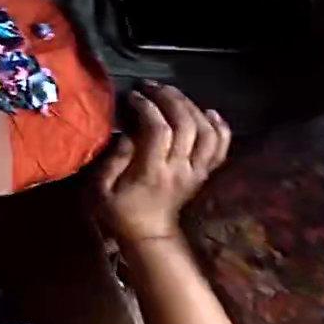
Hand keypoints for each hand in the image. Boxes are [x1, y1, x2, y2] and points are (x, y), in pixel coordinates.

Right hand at [93, 83, 231, 244]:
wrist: (149, 236)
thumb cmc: (120, 211)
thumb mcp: (102, 190)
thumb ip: (113, 160)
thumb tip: (127, 134)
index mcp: (153, 172)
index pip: (159, 131)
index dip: (147, 107)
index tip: (133, 96)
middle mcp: (180, 169)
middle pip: (186, 125)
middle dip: (170, 99)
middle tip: (152, 86)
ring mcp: (196, 171)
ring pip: (206, 132)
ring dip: (191, 107)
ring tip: (173, 94)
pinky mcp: (204, 173)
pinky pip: (221, 148)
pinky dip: (219, 127)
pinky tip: (208, 111)